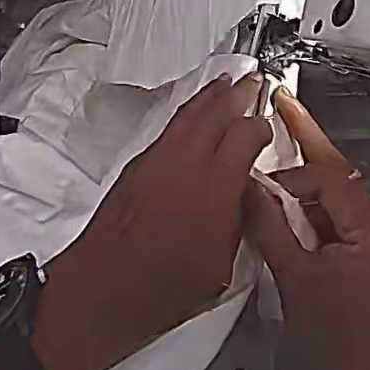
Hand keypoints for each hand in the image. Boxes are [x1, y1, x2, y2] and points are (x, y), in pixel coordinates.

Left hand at [32, 73, 272, 369]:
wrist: (102, 288)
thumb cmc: (161, 287)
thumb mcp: (222, 264)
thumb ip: (239, 219)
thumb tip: (246, 196)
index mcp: (216, 186)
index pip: (246, 134)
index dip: (261, 126)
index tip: (267, 127)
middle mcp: (187, 162)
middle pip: (218, 111)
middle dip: (239, 93)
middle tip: (252, 81)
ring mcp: (159, 159)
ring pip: (190, 113)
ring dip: (211, 95)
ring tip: (224, 83)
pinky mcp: (139, 163)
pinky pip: (170, 126)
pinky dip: (188, 112)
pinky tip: (193, 115)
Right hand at [244, 89, 369, 369]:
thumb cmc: (337, 350)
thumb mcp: (296, 279)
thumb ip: (270, 226)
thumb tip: (250, 188)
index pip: (330, 176)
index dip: (295, 158)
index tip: (272, 138)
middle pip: (333, 181)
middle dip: (299, 163)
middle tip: (279, 124)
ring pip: (329, 202)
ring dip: (297, 196)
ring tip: (265, 191)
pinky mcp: (359, 262)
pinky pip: (328, 224)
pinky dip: (302, 219)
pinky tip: (278, 222)